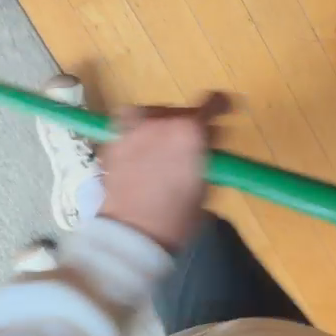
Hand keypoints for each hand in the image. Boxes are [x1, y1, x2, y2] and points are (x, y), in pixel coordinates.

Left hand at [98, 92, 231, 251]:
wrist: (134, 232)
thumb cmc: (177, 218)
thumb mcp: (204, 189)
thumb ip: (205, 160)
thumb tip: (203, 149)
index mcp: (191, 132)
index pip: (212, 103)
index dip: (220, 106)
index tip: (222, 111)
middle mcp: (162, 122)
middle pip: (180, 111)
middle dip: (188, 124)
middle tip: (188, 144)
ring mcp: (134, 130)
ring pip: (150, 112)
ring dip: (158, 121)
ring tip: (159, 139)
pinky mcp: (112, 142)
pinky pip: (124, 125)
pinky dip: (133, 129)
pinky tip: (136, 145)